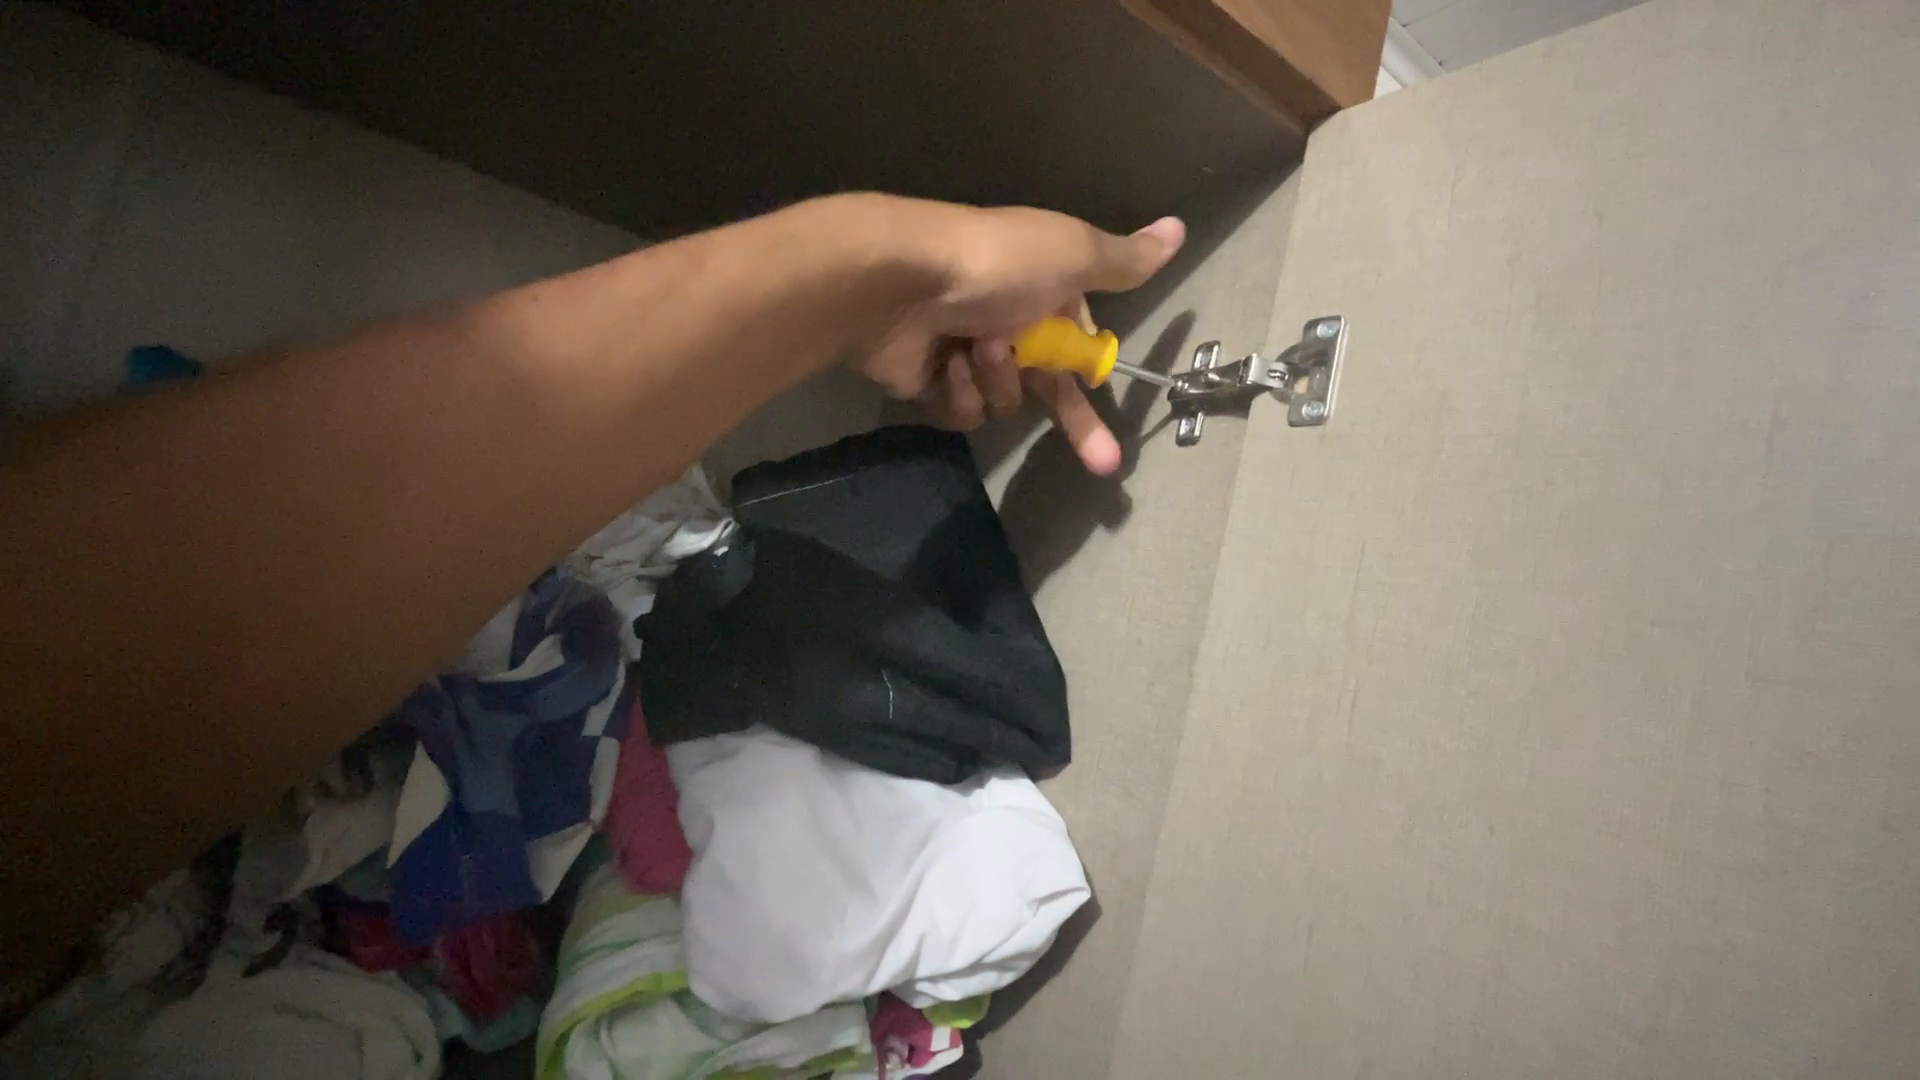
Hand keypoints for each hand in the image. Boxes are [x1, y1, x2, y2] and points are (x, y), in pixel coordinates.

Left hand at [852, 201, 1184, 474]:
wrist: (902, 281)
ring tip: (976, 345)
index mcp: (1043, 295)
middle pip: (1045, 387)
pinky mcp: (929, 383)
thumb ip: (1123, 261)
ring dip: (998, 379)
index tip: (1110, 410)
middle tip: (1103, 463)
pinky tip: (946, 363)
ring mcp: (965, 355)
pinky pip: (962, 411)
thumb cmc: (997, 266)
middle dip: (1073, 422)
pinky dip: (959, 391)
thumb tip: (1178, 230)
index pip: (1079, 349)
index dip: (1094, 382)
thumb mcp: (1072, 255)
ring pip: (1004, 401)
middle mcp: (1006, 324)